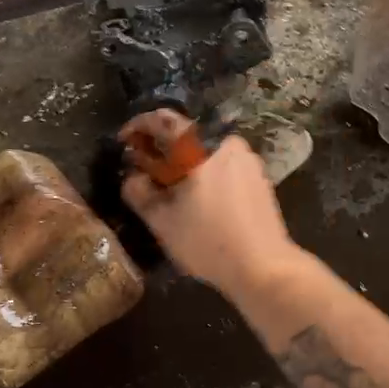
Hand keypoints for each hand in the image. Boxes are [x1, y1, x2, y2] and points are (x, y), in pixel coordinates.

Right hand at [120, 110, 302, 298]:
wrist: (264, 267)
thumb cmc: (207, 241)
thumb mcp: (161, 221)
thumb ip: (138, 192)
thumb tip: (132, 176)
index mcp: (200, 147)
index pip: (162, 120)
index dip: (138, 126)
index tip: (124, 140)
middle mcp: (226, 143)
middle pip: (186, 136)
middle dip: (161, 148)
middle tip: (144, 168)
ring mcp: (247, 159)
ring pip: (205, 151)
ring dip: (184, 162)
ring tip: (170, 186)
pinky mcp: (259, 177)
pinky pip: (222, 164)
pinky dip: (204, 172)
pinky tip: (198, 197)